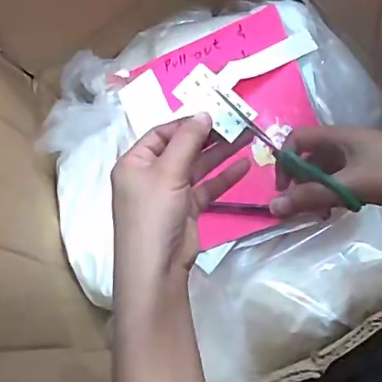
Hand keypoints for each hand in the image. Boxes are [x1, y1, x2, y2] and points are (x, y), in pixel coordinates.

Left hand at [112, 115, 250, 294]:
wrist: (156, 268)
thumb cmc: (154, 213)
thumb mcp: (168, 171)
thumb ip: (187, 140)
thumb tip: (203, 113)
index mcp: (134, 162)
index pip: (160, 133)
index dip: (186, 122)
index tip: (214, 113)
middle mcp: (148, 175)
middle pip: (180, 148)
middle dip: (207, 136)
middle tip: (236, 122)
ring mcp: (167, 193)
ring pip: (195, 167)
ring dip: (219, 154)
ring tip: (247, 137)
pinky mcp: (184, 210)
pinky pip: (204, 188)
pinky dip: (222, 177)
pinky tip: (244, 166)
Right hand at [269, 127, 381, 214]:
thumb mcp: (349, 186)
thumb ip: (311, 197)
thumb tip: (274, 207)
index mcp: (338, 137)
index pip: (296, 139)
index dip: (285, 161)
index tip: (285, 188)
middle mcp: (347, 142)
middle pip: (310, 157)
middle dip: (300, 181)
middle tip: (300, 207)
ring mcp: (363, 156)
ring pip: (327, 170)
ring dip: (317, 190)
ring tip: (320, 213)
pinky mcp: (376, 170)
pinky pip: (344, 178)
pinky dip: (335, 192)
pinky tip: (341, 210)